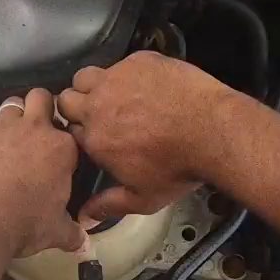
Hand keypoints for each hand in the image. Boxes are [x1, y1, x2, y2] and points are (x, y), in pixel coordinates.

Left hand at [0, 89, 86, 257]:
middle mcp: (35, 129)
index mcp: (62, 148)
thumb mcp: (57, 231)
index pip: (70, 132)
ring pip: (13, 103)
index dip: (65, 143)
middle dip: (42, 108)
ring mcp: (4, 127)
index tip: (60, 158)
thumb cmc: (24, 224)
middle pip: (42, 97)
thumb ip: (74, 232)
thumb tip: (84, 243)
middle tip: (38, 131)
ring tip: (13, 138)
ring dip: (16, 115)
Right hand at [57, 52, 250, 219]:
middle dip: (76, 105)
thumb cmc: (177, 169)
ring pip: (86, 75)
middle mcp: (97, 105)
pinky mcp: (139, 60)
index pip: (68, 129)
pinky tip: (148, 85)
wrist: (213, 131)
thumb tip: (82, 219)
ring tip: (114, 95)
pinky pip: (121, 63)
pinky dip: (127, 73)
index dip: (78, 131)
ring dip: (92, 85)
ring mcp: (117, 78)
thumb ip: (108, 206)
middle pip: (67, 97)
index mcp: (93, 139)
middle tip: (98, 113)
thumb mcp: (142, 198)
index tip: (91, 135)